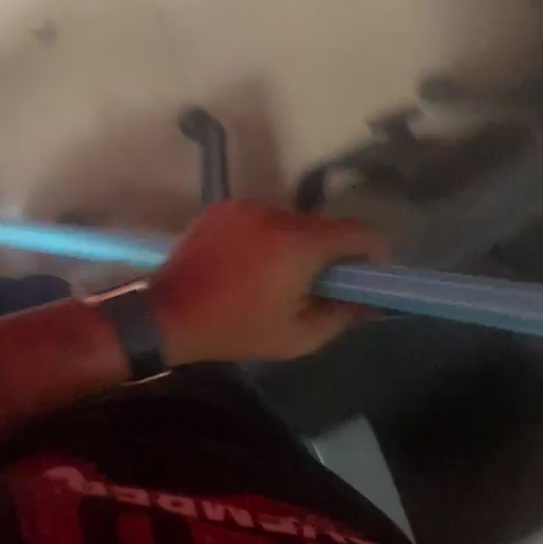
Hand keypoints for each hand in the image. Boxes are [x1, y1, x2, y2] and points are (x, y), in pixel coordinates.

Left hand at [150, 202, 386, 363]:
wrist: (167, 314)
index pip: (359, 232)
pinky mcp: (220, 209)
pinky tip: (252, 263)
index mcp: (299, 242)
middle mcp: (273, 214)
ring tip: (282, 275)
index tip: (373, 275)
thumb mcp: (298, 336)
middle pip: (323, 225)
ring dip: (296, 242)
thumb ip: (343, 315)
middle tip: (323, 283)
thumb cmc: (234, 329)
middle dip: (331, 252)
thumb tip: (369, 301)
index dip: (374, 253)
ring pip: (290, 220)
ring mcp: (243, 207)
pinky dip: (265, 236)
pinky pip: (259, 219)